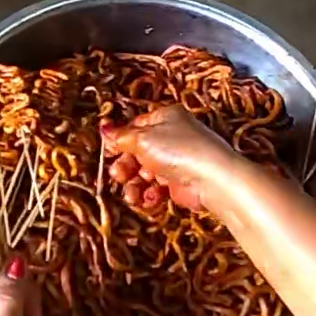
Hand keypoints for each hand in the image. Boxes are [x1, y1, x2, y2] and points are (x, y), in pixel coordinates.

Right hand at [101, 105, 246, 212]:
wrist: (212, 179)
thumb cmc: (178, 150)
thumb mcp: (142, 139)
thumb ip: (120, 136)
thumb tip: (103, 128)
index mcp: (164, 118)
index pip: (135, 127)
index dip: (120, 140)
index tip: (109, 152)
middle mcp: (170, 137)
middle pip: (136, 152)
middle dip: (125, 166)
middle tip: (118, 175)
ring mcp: (175, 161)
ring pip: (144, 172)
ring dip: (134, 184)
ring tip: (132, 194)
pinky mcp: (179, 183)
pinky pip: (155, 188)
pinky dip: (149, 194)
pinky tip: (148, 198)